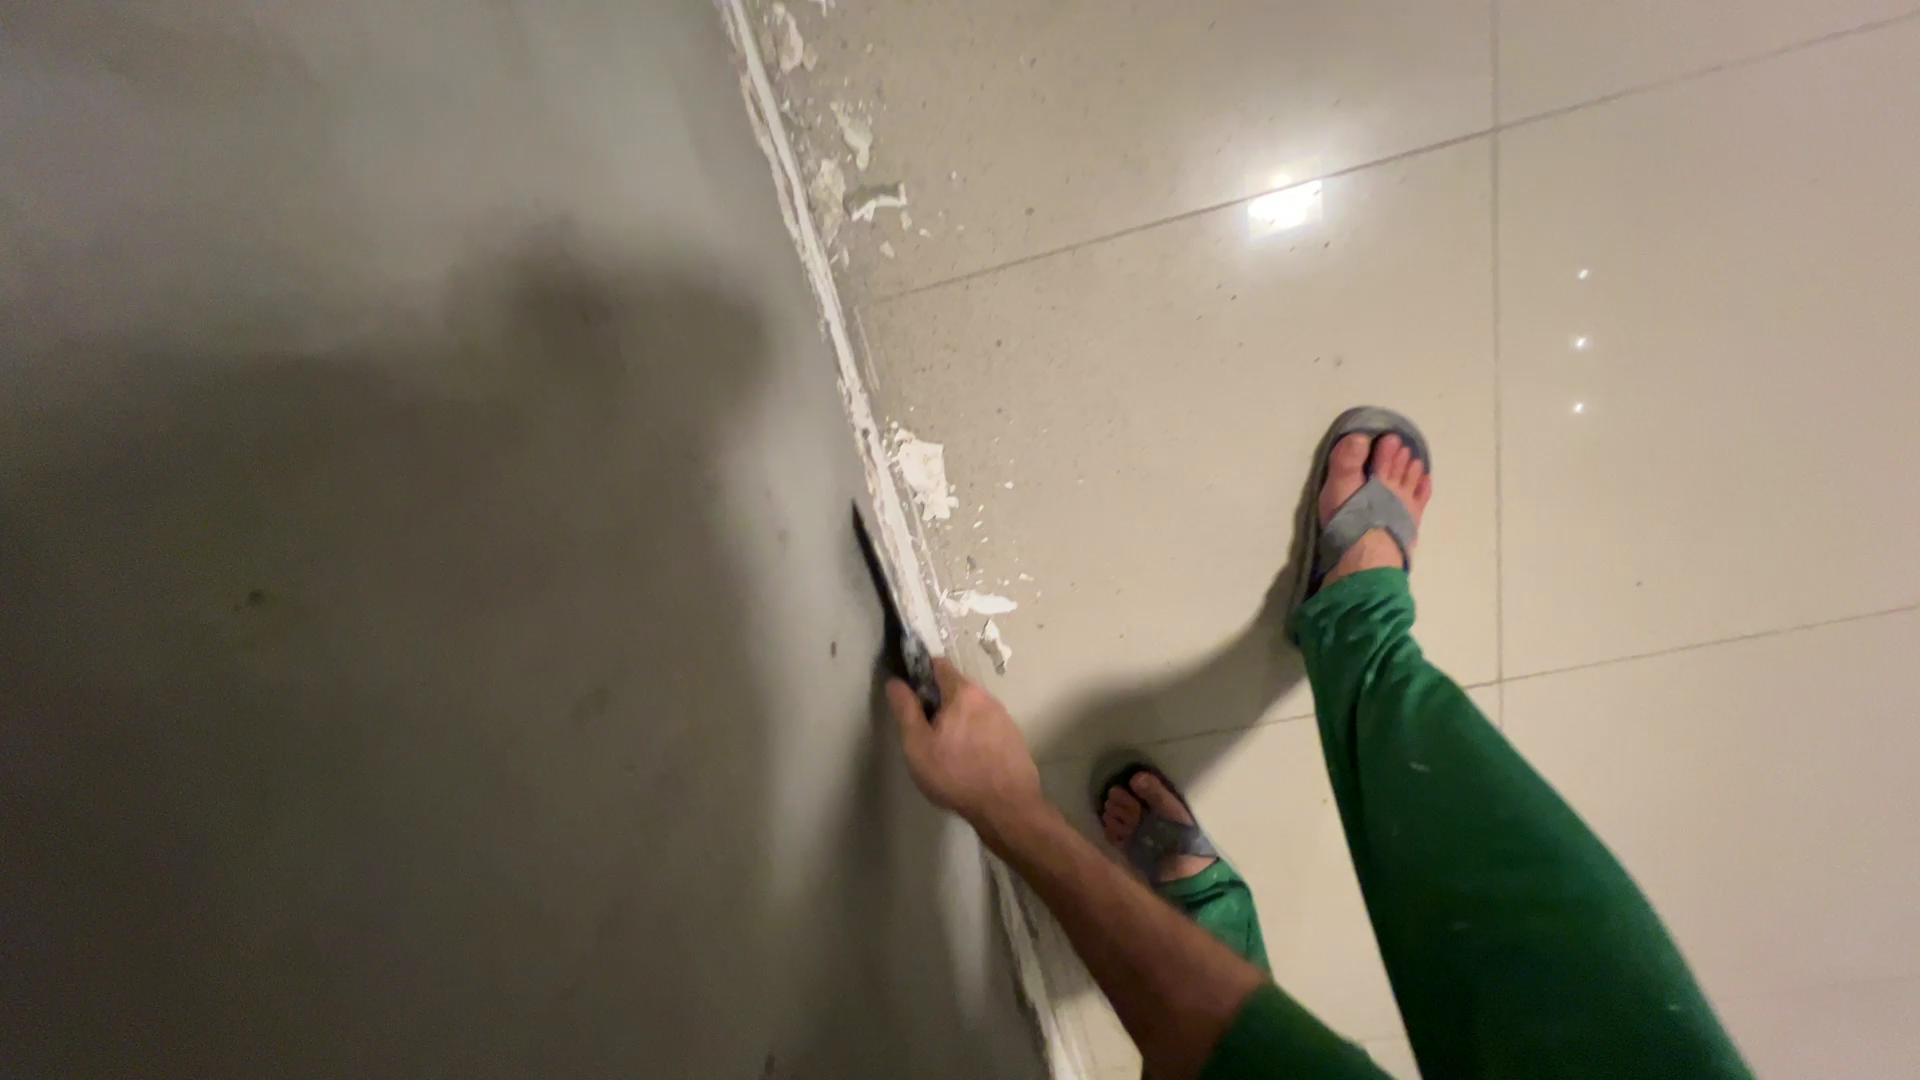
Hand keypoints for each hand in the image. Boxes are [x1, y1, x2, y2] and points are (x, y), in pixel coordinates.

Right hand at [886, 658, 1044, 829]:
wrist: (1006, 806)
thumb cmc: (956, 773)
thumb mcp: (918, 744)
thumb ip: (906, 710)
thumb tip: (895, 682)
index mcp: (962, 692)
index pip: (939, 665)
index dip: (921, 672)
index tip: (910, 691)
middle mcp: (986, 697)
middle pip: (956, 688)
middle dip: (939, 701)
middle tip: (925, 729)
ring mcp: (1004, 716)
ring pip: (973, 708)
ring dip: (958, 718)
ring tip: (947, 747)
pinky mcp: (1014, 736)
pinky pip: (987, 725)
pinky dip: (975, 733)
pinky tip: (970, 758)